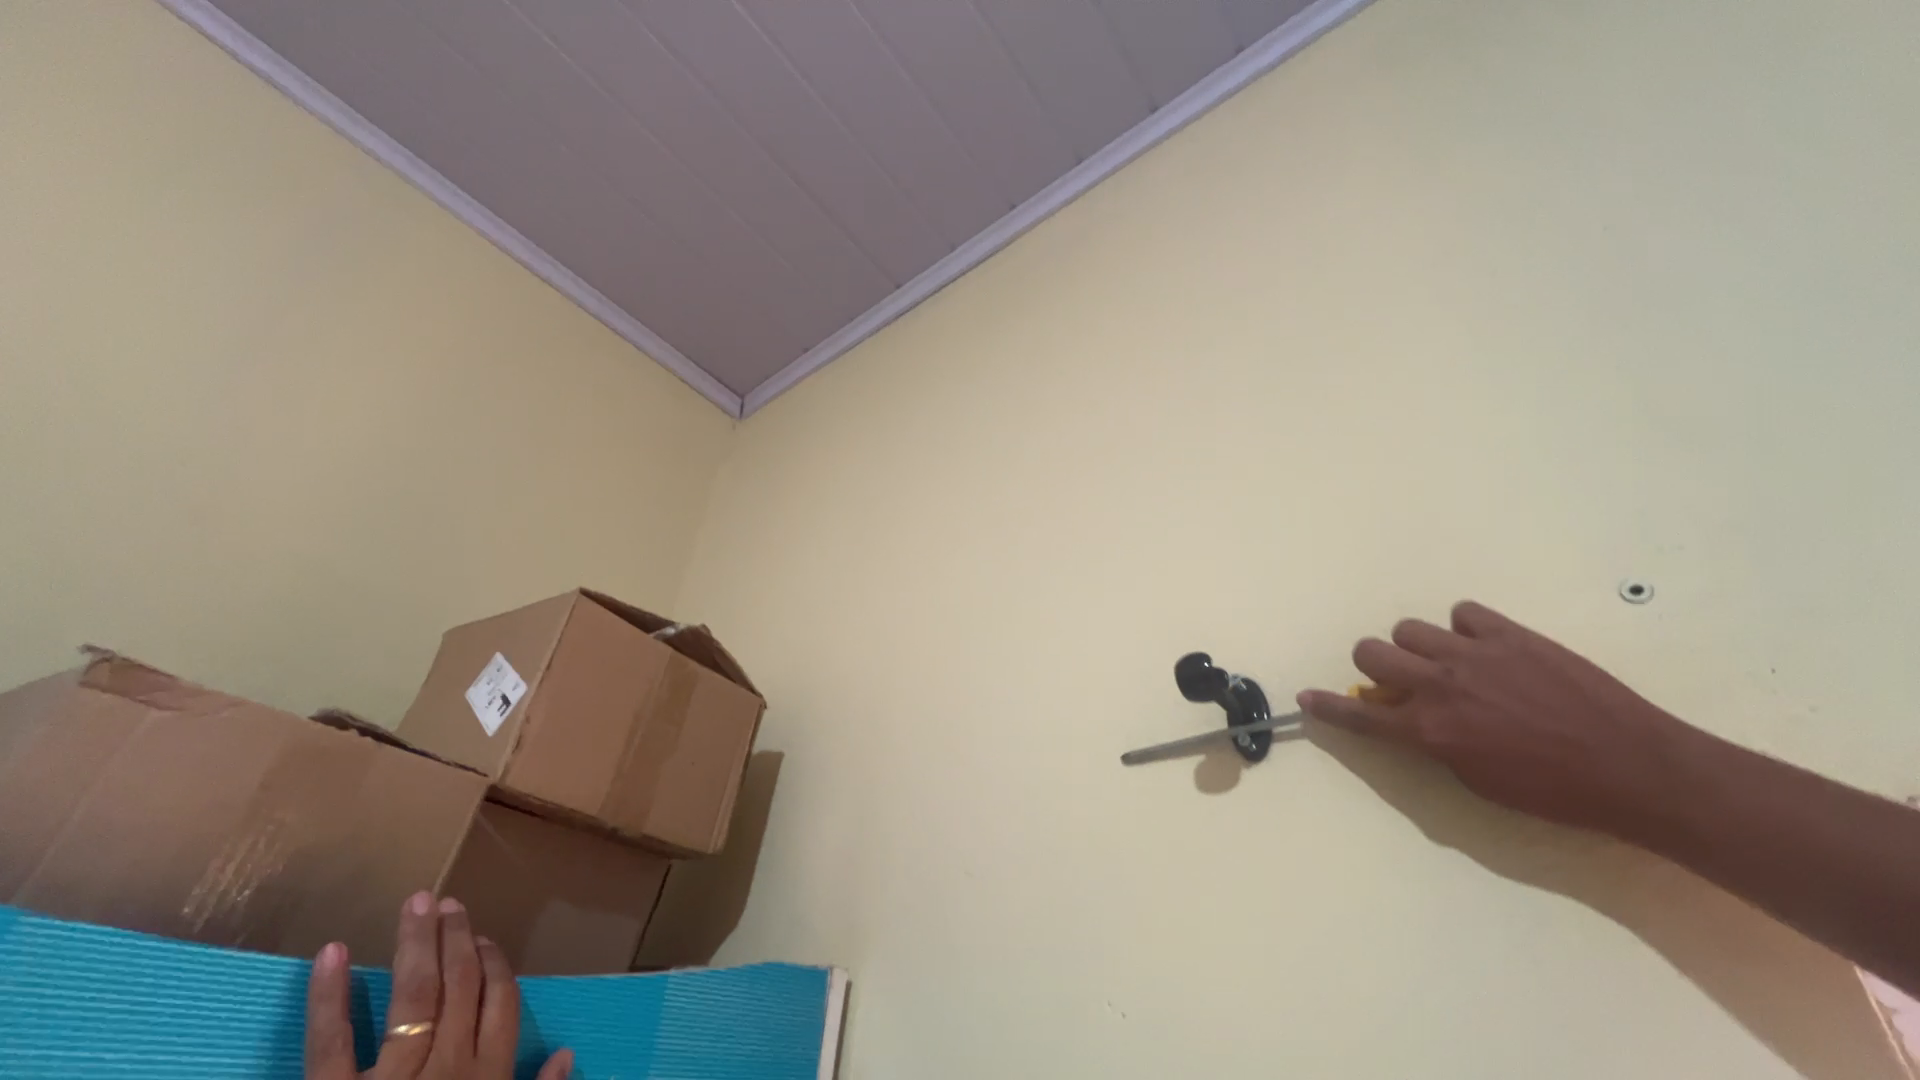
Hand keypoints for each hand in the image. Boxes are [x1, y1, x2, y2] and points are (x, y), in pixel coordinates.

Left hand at [306, 892, 573, 1079]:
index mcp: (487, 1076)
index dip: (493, 963)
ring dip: (415, 946)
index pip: (499, 1002)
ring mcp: (391, 1079)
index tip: (482, 936)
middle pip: (459, 988)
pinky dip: (329, 997)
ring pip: (412, 997)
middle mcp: (447, 1066)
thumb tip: (566, 1054)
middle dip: (456, 940)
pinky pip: (329, 1045)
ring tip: (415, 906)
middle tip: (448, 902)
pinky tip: (330, 953)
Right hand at [1297, 600, 1704, 838]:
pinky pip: (1463, 613)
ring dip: (1417, 646)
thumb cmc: (1553, 793)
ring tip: (1448, 663)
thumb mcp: (1477, 783)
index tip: (1307, 696)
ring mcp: (1475, 654)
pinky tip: (1486, 648)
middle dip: (1376, 667)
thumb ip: (1433, 746)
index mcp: (1430, 731)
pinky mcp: (1511, 634)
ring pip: (1410, 628)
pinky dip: (1464, 628)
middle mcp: (1440, 685)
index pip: (1359, 715)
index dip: (1327, 706)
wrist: (1634, 768)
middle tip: (1401, 682)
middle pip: (1372, 653)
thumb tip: (1410, 721)